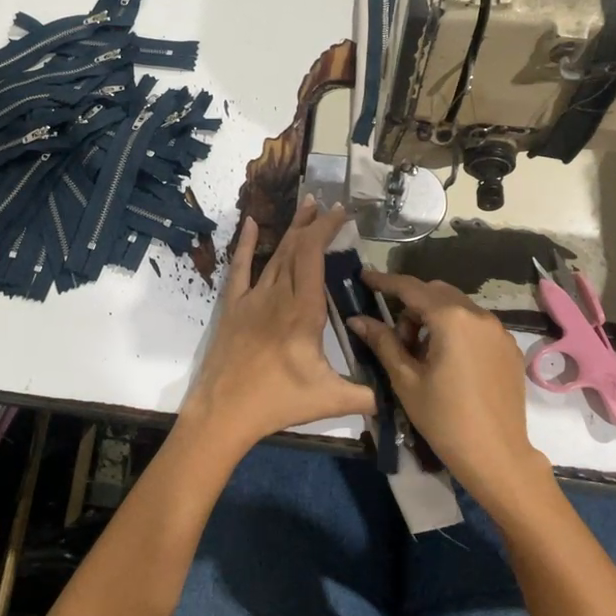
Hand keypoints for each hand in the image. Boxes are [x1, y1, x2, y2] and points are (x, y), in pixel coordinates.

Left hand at [183, 197, 374, 448]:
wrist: (223, 411)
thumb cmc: (277, 402)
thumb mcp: (330, 401)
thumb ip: (365, 396)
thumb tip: (392, 398)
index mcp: (303, 311)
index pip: (315, 256)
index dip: (327, 229)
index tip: (342, 212)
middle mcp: (277, 296)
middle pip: (296, 249)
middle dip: (313, 224)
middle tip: (327, 205)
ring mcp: (251, 300)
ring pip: (274, 255)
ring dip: (291, 230)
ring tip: (304, 207)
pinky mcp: (232, 308)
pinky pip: (239, 269)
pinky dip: (246, 244)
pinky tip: (250, 223)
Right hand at [347, 271, 548, 491]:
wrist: (496, 453)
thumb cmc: (443, 417)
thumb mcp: (405, 379)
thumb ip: (383, 342)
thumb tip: (358, 319)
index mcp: (451, 319)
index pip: (411, 288)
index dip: (385, 282)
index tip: (364, 277)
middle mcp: (479, 316)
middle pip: (437, 293)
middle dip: (411, 304)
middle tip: (395, 336)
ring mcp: (499, 331)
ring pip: (458, 308)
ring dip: (433, 318)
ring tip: (419, 354)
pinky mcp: (509, 349)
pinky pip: (476, 326)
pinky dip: (455, 330)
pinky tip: (446, 362)